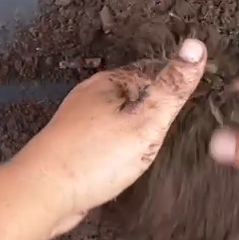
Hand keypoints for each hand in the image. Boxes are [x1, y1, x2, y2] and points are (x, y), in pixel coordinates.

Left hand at [7, 39, 206, 235]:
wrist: (41, 193)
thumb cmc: (92, 159)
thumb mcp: (145, 123)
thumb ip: (171, 89)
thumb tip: (196, 46)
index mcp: (107, 83)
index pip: (153, 72)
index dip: (175, 86)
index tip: (196, 98)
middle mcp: (89, 97)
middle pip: (133, 95)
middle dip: (154, 108)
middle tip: (180, 120)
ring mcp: (78, 122)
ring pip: (116, 118)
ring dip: (135, 129)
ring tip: (156, 143)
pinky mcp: (72, 146)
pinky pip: (103, 140)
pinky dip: (117, 148)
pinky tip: (125, 162)